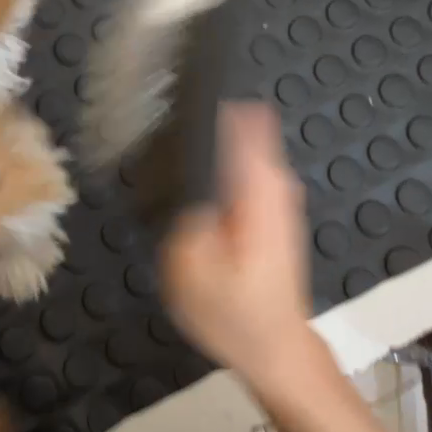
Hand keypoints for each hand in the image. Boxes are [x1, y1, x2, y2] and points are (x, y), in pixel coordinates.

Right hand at [160, 103, 313, 382]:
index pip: (241, 120)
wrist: (275, 351)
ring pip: (239, 138)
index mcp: (255, 188)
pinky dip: (214, 152)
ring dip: (205, 130)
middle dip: (199, 110)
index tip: (178, 80)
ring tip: (163, 127)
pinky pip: (239, 159)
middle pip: (238, 121)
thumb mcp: (190, 266)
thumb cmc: (234, 313)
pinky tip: (185, 163)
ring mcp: (273, 191)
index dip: (210, 96)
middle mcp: (270, 180)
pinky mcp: (266, 204)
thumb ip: (184, 209)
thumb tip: (179, 166)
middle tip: (155, 107)